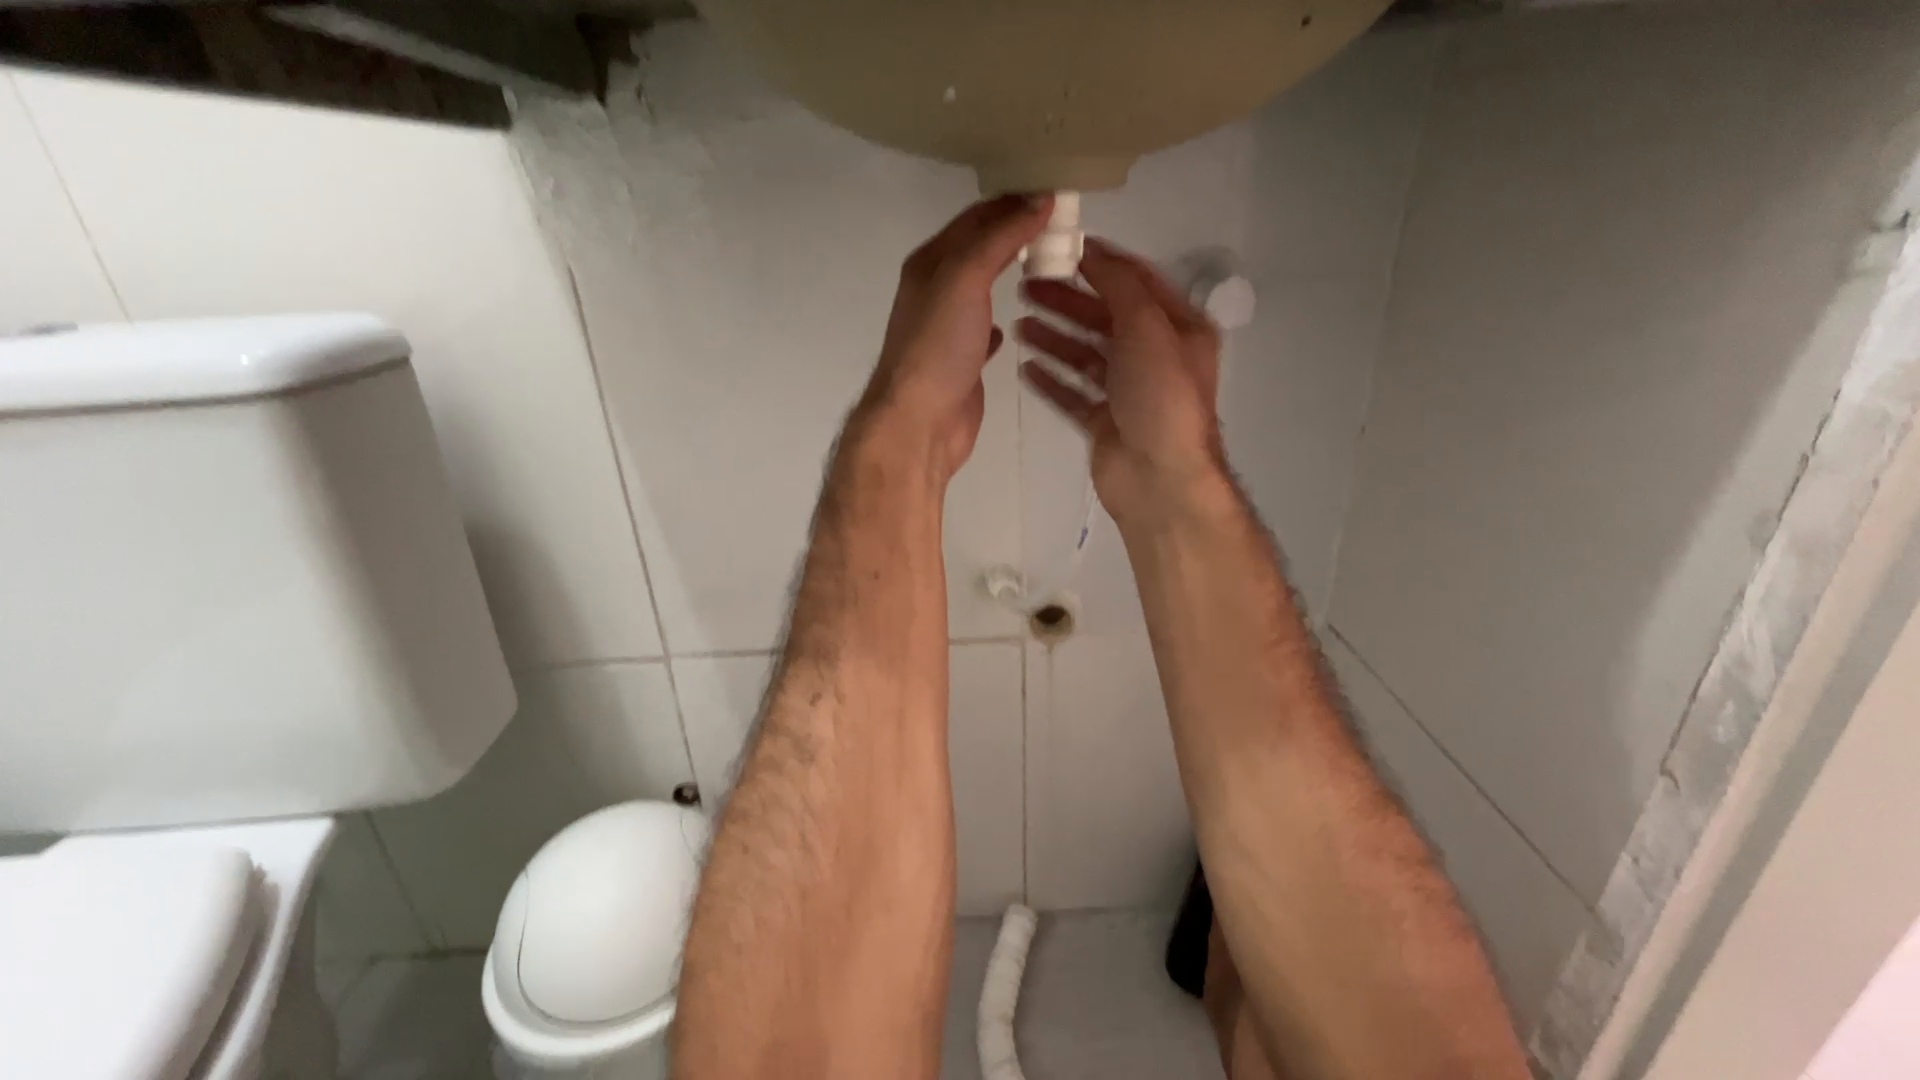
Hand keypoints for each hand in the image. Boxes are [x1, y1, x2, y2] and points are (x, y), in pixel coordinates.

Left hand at [856, 194, 1052, 482]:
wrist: (919, 422)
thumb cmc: (938, 346)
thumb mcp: (965, 278)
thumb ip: (1000, 237)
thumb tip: (1039, 199)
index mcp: (930, 262)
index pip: (975, 217)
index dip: (1012, 201)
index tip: (1056, 192)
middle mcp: (936, 289)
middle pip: (980, 249)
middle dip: (1016, 233)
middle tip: (1063, 225)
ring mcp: (948, 327)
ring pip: (983, 287)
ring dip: (1011, 272)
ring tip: (1052, 262)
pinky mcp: (963, 360)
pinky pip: (985, 329)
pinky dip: (1002, 318)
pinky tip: (1019, 319)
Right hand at [1017, 238, 1228, 524]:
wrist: (1160, 478)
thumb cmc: (1161, 397)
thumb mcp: (1148, 327)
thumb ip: (1118, 285)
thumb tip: (1091, 251)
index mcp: (1179, 329)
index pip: (1138, 283)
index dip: (1102, 264)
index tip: (1061, 249)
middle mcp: (1155, 356)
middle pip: (1106, 318)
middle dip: (1068, 302)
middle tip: (1025, 288)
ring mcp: (1128, 392)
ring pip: (1086, 355)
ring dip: (1055, 338)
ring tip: (1019, 325)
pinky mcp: (1104, 422)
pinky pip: (1073, 393)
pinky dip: (1052, 379)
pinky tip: (1026, 367)